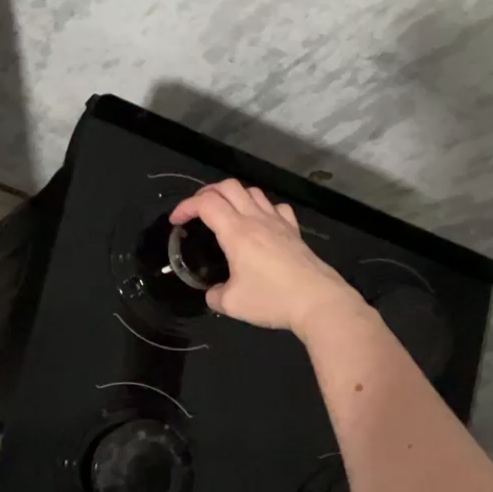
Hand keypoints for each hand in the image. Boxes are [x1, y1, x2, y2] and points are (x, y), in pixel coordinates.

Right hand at [169, 179, 360, 333]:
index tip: (175, 221)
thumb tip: (213, 292)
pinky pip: (275, 207)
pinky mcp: (293, 231)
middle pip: (228, 187)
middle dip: (206, 193)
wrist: (317, 301)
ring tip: (224, 214)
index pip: (206, 204)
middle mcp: (256, 220)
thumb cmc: (271, 300)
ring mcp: (278, 223)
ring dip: (233, 196)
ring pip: (252, 192)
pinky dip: (261, 208)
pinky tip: (258, 223)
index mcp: (237, 233)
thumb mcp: (230, 304)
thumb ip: (214, 294)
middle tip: (196, 212)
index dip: (185, 207)